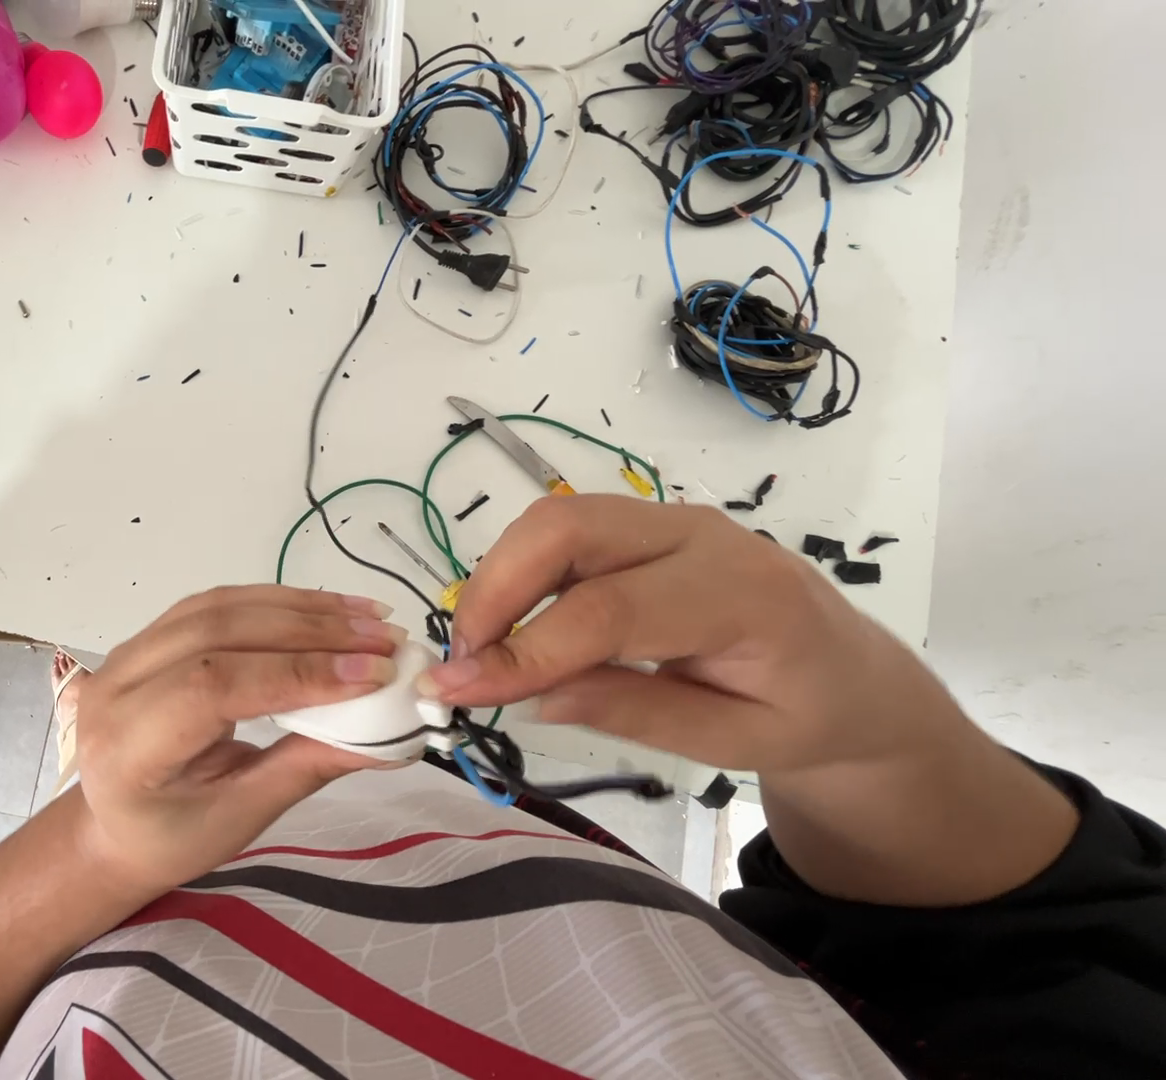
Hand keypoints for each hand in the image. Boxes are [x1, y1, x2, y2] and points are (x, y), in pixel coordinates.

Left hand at [72, 585, 403, 890]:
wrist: (111, 824)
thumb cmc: (170, 838)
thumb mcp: (239, 817)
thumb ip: (305, 767)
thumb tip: (390, 736)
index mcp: (124, 746)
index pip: (212, 686)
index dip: (296, 673)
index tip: (372, 673)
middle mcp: (114, 684)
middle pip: (217, 632)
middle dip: (310, 632)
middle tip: (384, 640)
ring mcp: (126, 652)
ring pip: (220, 606)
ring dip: (300, 608)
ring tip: (369, 618)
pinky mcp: (149, 637)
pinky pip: (216, 605)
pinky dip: (276, 603)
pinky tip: (325, 610)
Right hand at [417, 496, 968, 775]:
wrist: (854, 674)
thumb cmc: (806, 717)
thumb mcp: (734, 743)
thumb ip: (634, 712)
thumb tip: (532, 695)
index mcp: (743, 595)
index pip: (606, 610)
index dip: (524, 650)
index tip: (458, 690)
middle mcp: (699, 535)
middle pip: (565, 527)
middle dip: (494, 589)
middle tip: (464, 658)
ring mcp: (668, 521)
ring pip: (552, 520)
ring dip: (498, 578)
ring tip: (483, 648)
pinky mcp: (642, 525)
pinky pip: (560, 532)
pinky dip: (518, 572)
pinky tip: (513, 625)